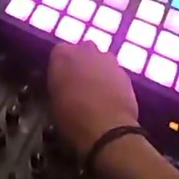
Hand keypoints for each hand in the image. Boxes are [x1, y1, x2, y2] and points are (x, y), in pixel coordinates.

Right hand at [46, 42, 139, 158]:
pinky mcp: (125, 73)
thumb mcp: (52, 100)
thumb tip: (61, 87)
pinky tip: (110, 98)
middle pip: (82, 52)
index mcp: (62, 54)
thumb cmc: (70, 115)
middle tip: (78, 83)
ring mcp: (108, 60)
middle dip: (81, 64)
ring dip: (98, 71)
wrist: (106, 128)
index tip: (60, 80)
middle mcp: (85, 50)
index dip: (61, 67)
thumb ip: (57, 84)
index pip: (58, 53)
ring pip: (101, 61)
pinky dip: (112, 82)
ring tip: (96, 91)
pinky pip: (115, 74)